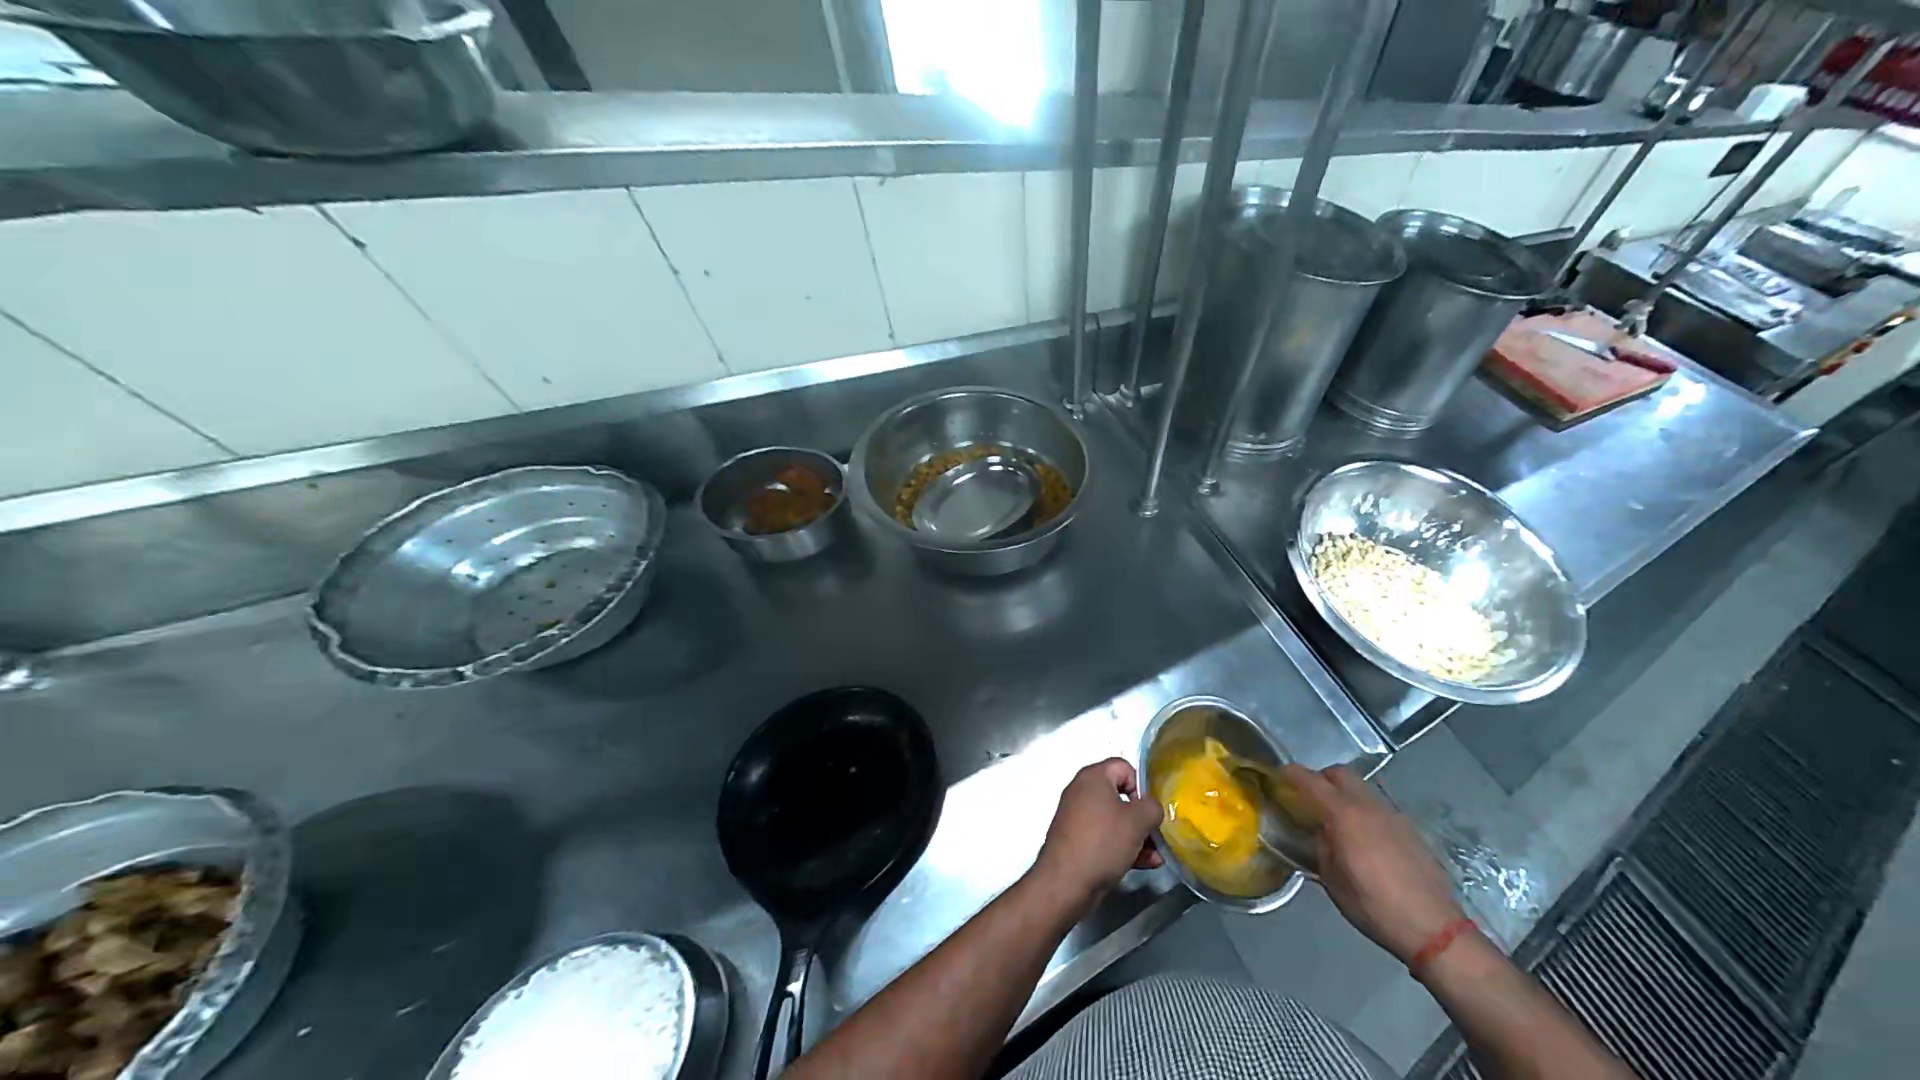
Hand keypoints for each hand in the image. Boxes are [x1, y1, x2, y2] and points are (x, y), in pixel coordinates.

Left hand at [1030, 759, 1163, 913]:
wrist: (1066, 882)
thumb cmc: (1102, 842)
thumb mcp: (1137, 821)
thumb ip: (1152, 807)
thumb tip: (1151, 807)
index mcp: (1092, 777)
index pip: (1123, 767)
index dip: (1141, 785)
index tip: (1149, 809)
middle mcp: (1082, 792)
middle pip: (1121, 795)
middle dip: (1142, 816)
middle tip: (1157, 834)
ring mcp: (1078, 817)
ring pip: (1116, 820)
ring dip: (1138, 836)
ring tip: (1156, 855)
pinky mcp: (1078, 840)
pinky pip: (1106, 837)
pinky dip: (1125, 847)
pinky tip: (1145, 864)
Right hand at [1281, 764, 1466, 965]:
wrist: (1435, 930)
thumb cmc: (1374, 906)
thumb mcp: (1332, 879)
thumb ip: (1321, 847)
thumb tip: (1319, 834)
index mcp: (1345, 816)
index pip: (1311, 781)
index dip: (1292, 774)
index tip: (1280, 775)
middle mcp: (1370, 807)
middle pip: (1341, 774)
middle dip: (1321, 778)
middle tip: (1309, 797)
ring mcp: (1395, 817)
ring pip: (1363, 790)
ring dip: (1345, 795)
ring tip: (1337, 821)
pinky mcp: (1412, 831)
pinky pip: (1380, 809)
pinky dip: (1365, 812)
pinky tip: (1365, 840)